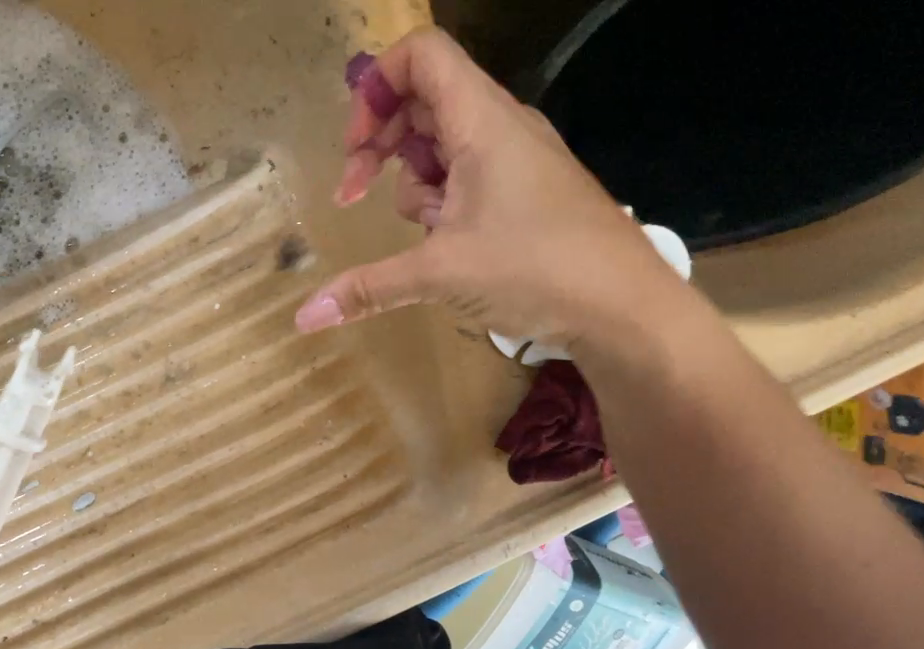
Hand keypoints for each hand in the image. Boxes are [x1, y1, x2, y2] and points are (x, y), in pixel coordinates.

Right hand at [294, 27, 696, 360]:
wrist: (620, 304)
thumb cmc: (535, 269)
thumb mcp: (438, 274)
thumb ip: (366, 288)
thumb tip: (303, 318)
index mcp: (482, 121)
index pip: (421, 56)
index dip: (375, 87)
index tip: (354, 148)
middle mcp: (499, 126)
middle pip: (421, 100)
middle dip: (378, 144)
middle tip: (354, 194)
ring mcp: (514, 158)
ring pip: (440, 143)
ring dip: (411, 181)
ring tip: (421, 230)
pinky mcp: (523, 189)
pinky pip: (465, 174)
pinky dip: (440, 201)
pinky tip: (445, 242)